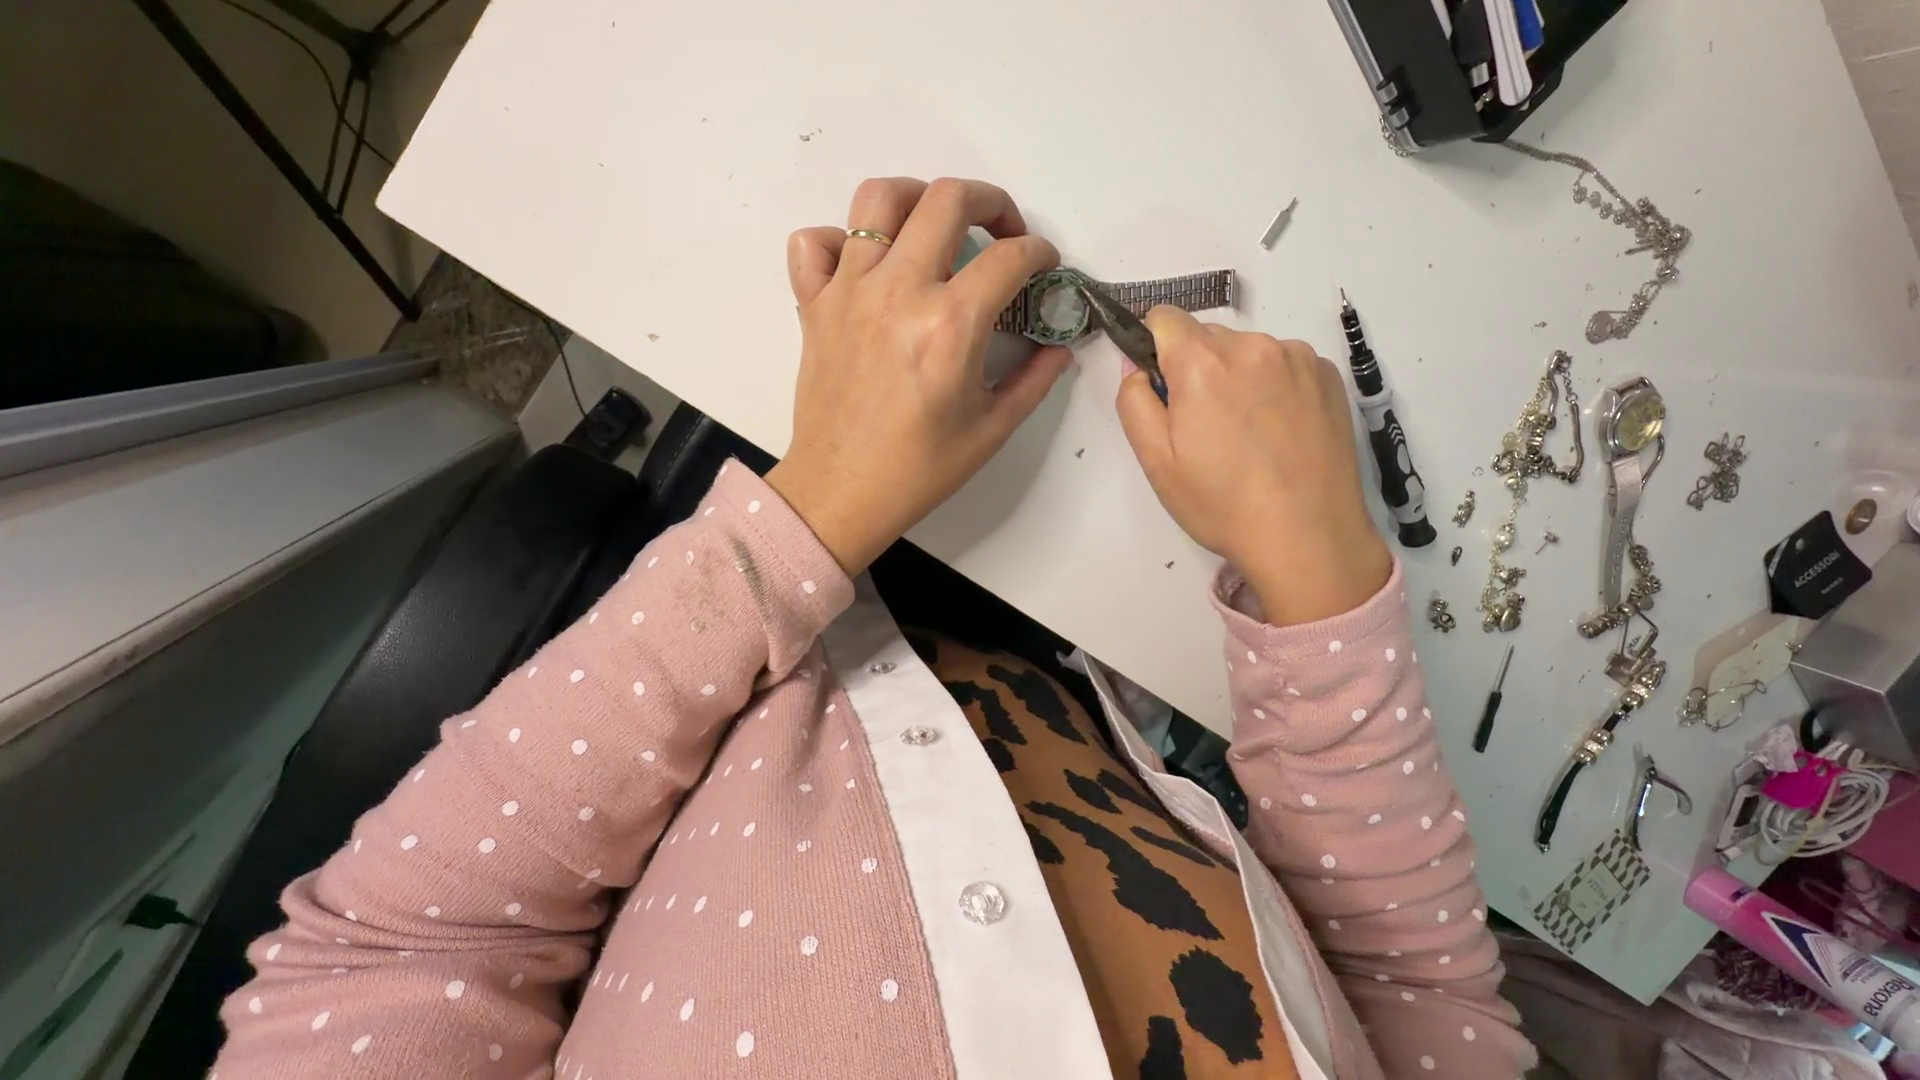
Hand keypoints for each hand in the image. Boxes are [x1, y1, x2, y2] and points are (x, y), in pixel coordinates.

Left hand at [766, 178, 1071, 574]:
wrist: (840, 493)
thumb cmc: (918, 470)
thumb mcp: (991, 430)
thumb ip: (1033, 380)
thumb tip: (1059, 348)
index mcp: (950, 325)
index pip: (1009, 256)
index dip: (1039, 252)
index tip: (1044, 265)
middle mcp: (899, 292)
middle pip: (947, 199)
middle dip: (990, 201)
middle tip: (1000, 232)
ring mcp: (849, 292)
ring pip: (878, 199)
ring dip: (916, 200)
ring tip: (933, 228)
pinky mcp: (814, 305)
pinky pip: (814, 243)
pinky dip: (839, 240)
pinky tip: (865, 266)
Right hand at [1116, 308, 1390, 625]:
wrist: (1308, 536)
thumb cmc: (1222, 504)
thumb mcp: (1156, 462)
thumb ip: (1134, 401)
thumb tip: (1137, 367)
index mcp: (1202, 363)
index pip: (1164, 317)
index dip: (1153, 346)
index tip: (1161, 387)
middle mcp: (1252, 345)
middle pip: (1207, 337)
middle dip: (1195, 369)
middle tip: (1204, 427)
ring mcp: (1297, 357)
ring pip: (1247, 351)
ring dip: (1236, 377)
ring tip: (1247, 435)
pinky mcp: (1328, 375)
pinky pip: (1284, 365)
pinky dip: (1274, 386)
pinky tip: (1279, 432)